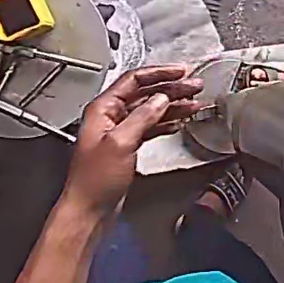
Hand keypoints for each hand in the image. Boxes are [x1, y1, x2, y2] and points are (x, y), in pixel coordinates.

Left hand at [58, 65, 204, 213]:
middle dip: (171, 88)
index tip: (180, 72)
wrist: (89, 210)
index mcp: (103, 109)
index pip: (134, 80)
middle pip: (145, 93)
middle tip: (194, 86)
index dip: (159, 73)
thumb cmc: (95, 181)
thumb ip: (142, 117)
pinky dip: (166, 122)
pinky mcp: (127, 146)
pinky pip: (150, 126)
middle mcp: (110, 116)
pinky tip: (179, 120)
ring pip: (150, 110)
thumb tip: (161, 98)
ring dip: (173, 105)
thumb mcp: (121, 143)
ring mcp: (119, 131)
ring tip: (194, 102)